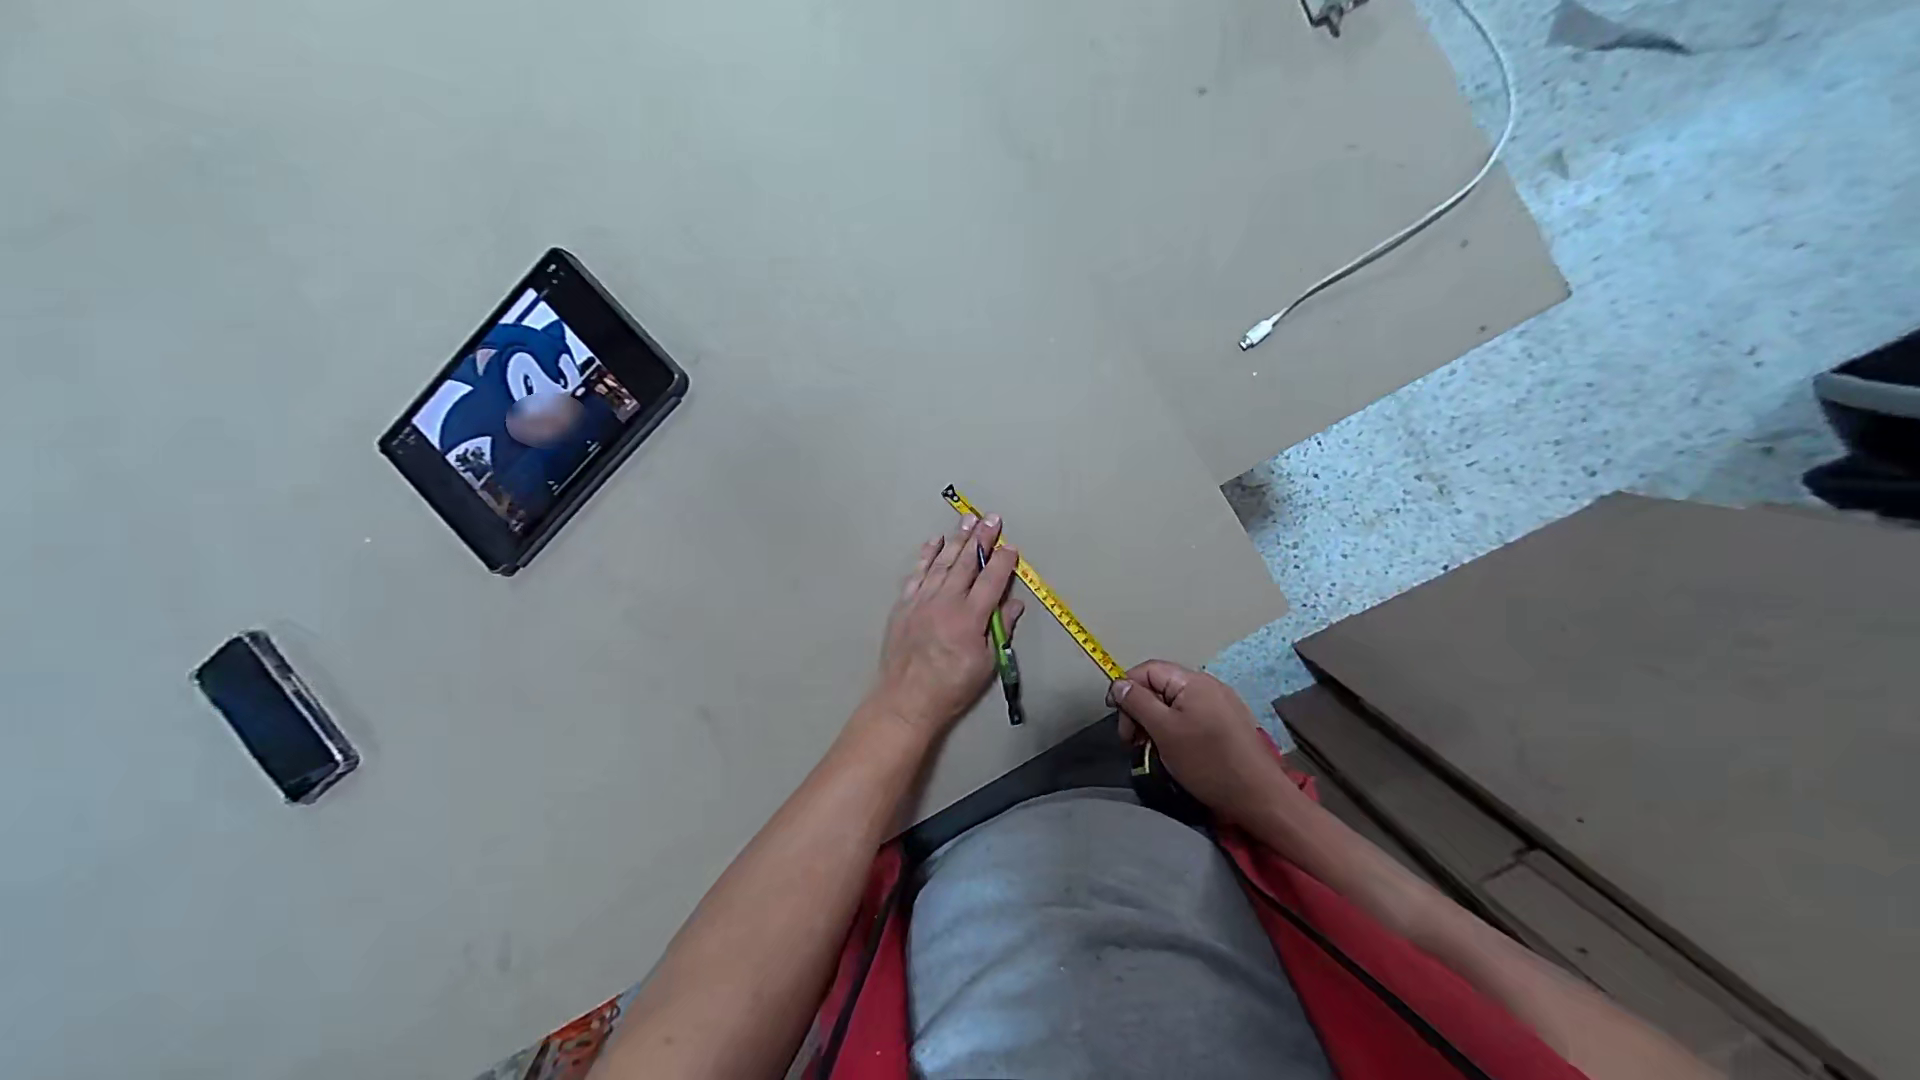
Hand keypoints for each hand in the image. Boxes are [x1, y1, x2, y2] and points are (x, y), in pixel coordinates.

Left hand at [866, 514, 1025, 734]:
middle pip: (967, 563)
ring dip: (956, 539)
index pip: (992, 580)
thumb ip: (1000, 630)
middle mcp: (946, 601)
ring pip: (942, 562)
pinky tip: (934, 542)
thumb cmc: (951, 687)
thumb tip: (1014, 604)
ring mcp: (922, 600)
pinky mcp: (904, 604)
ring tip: (967, 520)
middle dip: (980, 538)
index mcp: (970, 617)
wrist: (906, 699)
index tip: (1011, 547)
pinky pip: (917, 573)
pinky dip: (926, 555)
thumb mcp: (986, 664)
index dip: (1003, 561)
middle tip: (991, 518)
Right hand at [1107, 661, 1292, 824]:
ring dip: (1155, 722)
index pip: (1147, 670)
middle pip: (1160, 685)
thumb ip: (1137, 702)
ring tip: (1151, 748)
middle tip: (1133, 740)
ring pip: (1174, 703)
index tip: (1117, 718)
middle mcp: (1208, 685)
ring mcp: (1220, 704)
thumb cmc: (1208, 762)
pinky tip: (1172, 750)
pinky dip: (1174, 728)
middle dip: (1139, 709)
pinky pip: (1190, 715)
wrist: (1260, 797)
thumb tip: (1118, 684)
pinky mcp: (1227, 723)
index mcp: (1192, 681)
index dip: (1126, 688)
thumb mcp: (1163, 730)